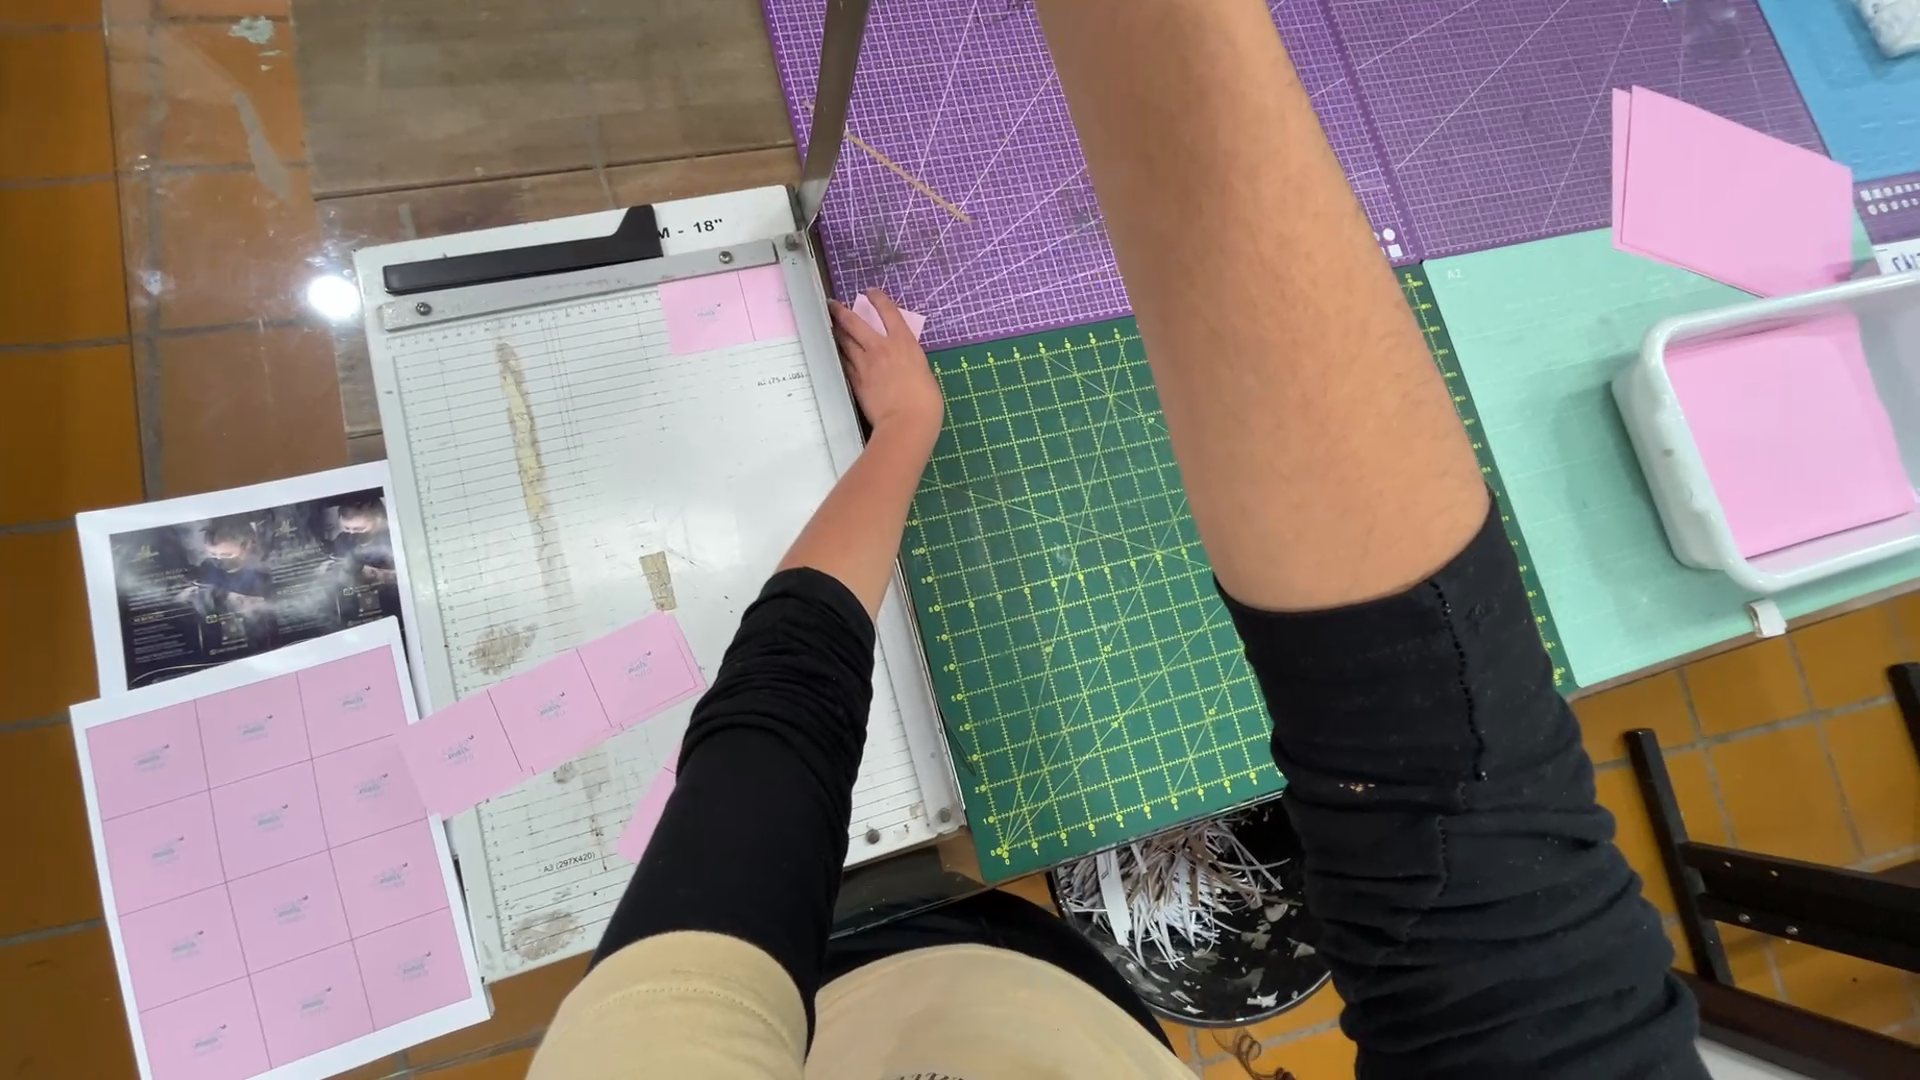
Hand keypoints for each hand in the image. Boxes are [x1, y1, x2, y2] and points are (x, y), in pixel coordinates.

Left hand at [829, 289, 943, 446]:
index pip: (888, 311)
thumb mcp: (924, 371)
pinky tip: (836, 351)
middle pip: (855, 322)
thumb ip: (910, 360)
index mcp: (904, 342)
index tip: (870, 292)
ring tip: (831, 325)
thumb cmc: (925, 401)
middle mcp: (882, 347)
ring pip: (844, 340)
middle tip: (833, 305)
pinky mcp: (856, 380)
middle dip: (842, 311)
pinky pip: (844, 361)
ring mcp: (865, 363)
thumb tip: (902, 360)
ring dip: (836, 331)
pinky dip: (839, 353)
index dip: (877, 298)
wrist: (907, 422)